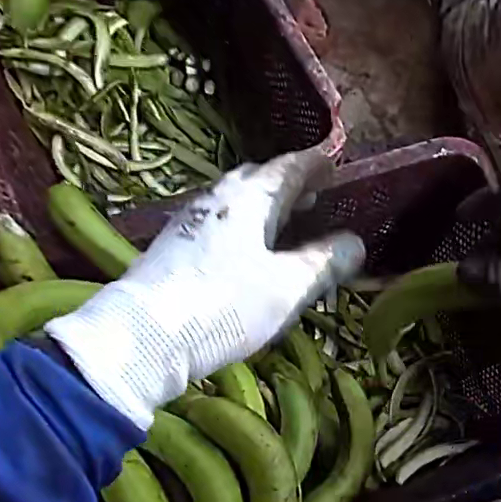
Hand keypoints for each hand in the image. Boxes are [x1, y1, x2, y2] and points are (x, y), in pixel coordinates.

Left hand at [46, 150, 364, 429]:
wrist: (145, 336)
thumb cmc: (226, 304)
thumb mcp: (288, 287)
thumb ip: (324, 262)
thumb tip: (355, 243)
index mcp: (249, 197)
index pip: (288, 168)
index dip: (315, 165)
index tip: (333, 165)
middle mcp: (216, 199)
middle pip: (257, 178)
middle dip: (287, 183)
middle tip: (311, 196)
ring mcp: (189, 221)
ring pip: (234, 201)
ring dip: (262, 206)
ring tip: (283, 223)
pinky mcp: (172, 247)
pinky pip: (217, 223)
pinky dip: (241, 226)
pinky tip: (244, 251)